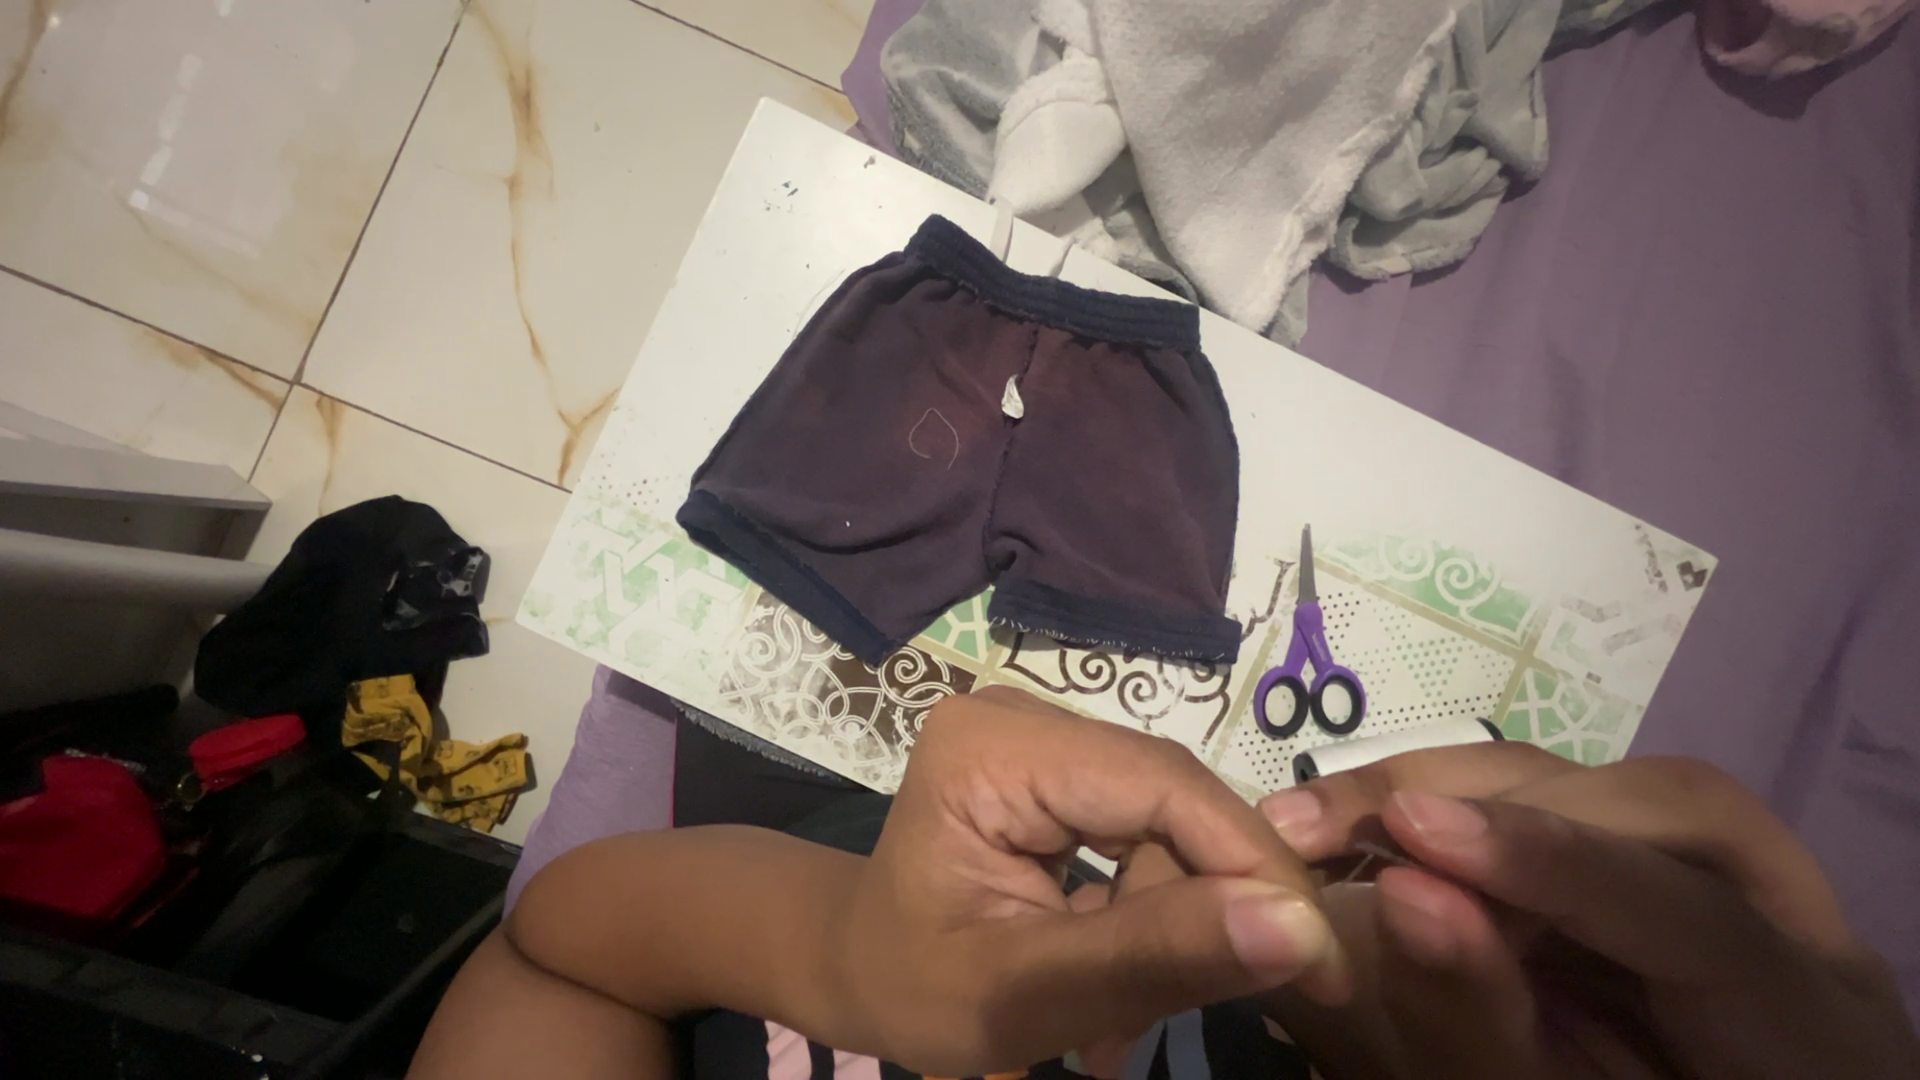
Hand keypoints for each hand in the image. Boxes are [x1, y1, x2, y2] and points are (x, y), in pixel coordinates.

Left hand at [825, 687, 1351, 1075]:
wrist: (862, 959)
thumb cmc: (912, 982)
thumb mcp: (1023, 994)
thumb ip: (1151, 958)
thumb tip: (1298, 927)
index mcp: (991, 749)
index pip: (1156, 783)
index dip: (1250, 864)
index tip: (1322, 962)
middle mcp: (1021, 716)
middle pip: (1167, 797)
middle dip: (1204, 906)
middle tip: (1198, 1010)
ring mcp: (1040, 733)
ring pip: (1165, 817)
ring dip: (1169, 920)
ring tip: (1117, 1019)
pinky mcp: (1057, 764)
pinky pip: (1141, 825)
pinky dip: (1147, 904)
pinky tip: (1113, 972)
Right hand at [1254, 747, 1919, 1078]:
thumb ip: (1476, 1018)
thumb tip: (1401, 890)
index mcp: (1804, 1034)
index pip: (1699, 920)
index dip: (1552, 861)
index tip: (1408, 829)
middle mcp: (1772, 921)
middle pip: (1650, 804)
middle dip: (1476, 801)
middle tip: (1329, 824)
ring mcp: (1686, 867)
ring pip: (1575, 778)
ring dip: (1432, 785)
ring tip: (1314, 823)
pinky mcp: (1605, 842)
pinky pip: (1518, 793)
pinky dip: (1423, 798)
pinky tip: (1351, 823)